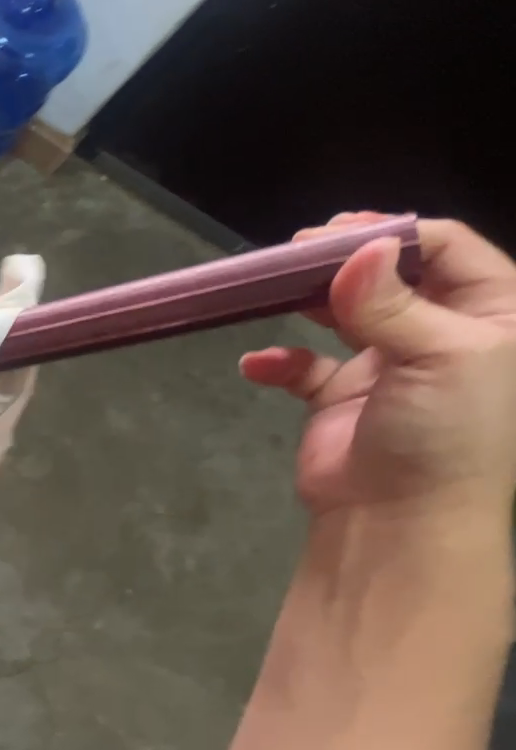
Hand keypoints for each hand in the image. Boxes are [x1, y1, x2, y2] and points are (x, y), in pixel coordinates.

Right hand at [241, 215, 515, 516]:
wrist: (398, 514)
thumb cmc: (445, 430)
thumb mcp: (440, 356)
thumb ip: (394, 304)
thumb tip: (354, 250)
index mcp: (493, 313)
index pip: (447, 250)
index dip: (392, 235)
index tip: (332, 234)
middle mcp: (442, 331)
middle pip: (391, 276)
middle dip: (343, 262)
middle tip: (291, 253)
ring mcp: (386, 363)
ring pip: (345, 313)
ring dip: (308, 302)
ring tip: (266, 291)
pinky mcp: (337, 396)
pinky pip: (302, 367)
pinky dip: (277, 362)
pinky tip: (258, 364)